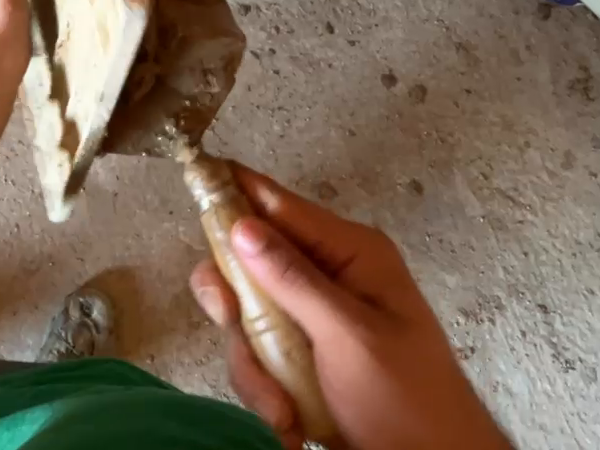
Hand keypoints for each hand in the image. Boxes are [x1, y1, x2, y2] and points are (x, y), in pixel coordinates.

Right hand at [189, 166, 510, 449]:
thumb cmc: (408, 403)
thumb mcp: (351, 338)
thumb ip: (293, 279)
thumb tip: (240, 224)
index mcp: (348, 251)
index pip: (277, 202)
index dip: (232, 188)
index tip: (192, 176)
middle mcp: (324, 272)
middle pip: (246, 258)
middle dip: (235, 302)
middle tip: (231, 322)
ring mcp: (308, 313)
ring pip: (244, 311)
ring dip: (253, 364)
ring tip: (280, 410)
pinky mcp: (298, 352)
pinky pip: (255, 350)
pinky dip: (263, 388)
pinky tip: (288, 423)